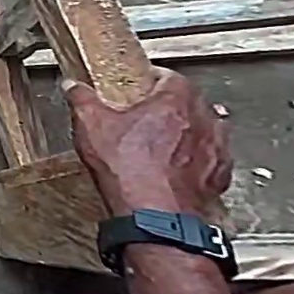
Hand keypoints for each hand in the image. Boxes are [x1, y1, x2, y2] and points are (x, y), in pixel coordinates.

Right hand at [63, 69, 230, 217]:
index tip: (140, 84)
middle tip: (147, 114)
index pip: (170, 76)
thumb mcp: (91, 126)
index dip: (152, 79)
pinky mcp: (219, 176)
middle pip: (190, 101)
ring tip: (162, 142)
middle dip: (170, 105)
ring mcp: (215, 149)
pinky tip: (176, 167)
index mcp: (174, 100)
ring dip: (186, 131)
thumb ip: (82, 100)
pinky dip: (196, 159)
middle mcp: (202, 120)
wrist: (155, 216)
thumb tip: (74, 87)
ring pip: (204, 129)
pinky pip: (211, 158)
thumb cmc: (130, 170)